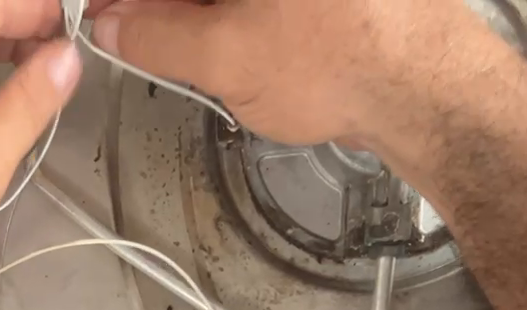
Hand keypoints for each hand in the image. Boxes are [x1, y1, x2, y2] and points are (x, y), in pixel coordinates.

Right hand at [88, 0, 496, 147]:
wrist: (424, 85)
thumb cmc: (334, 62)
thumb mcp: (225, 55)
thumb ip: (157, 35)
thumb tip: (111, 24)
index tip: (102, 13)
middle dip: (157, 4)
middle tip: (126, 30)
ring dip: (187, 11)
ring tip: (162, 40)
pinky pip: (246, 1)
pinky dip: (219, 12)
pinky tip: (208, 38)